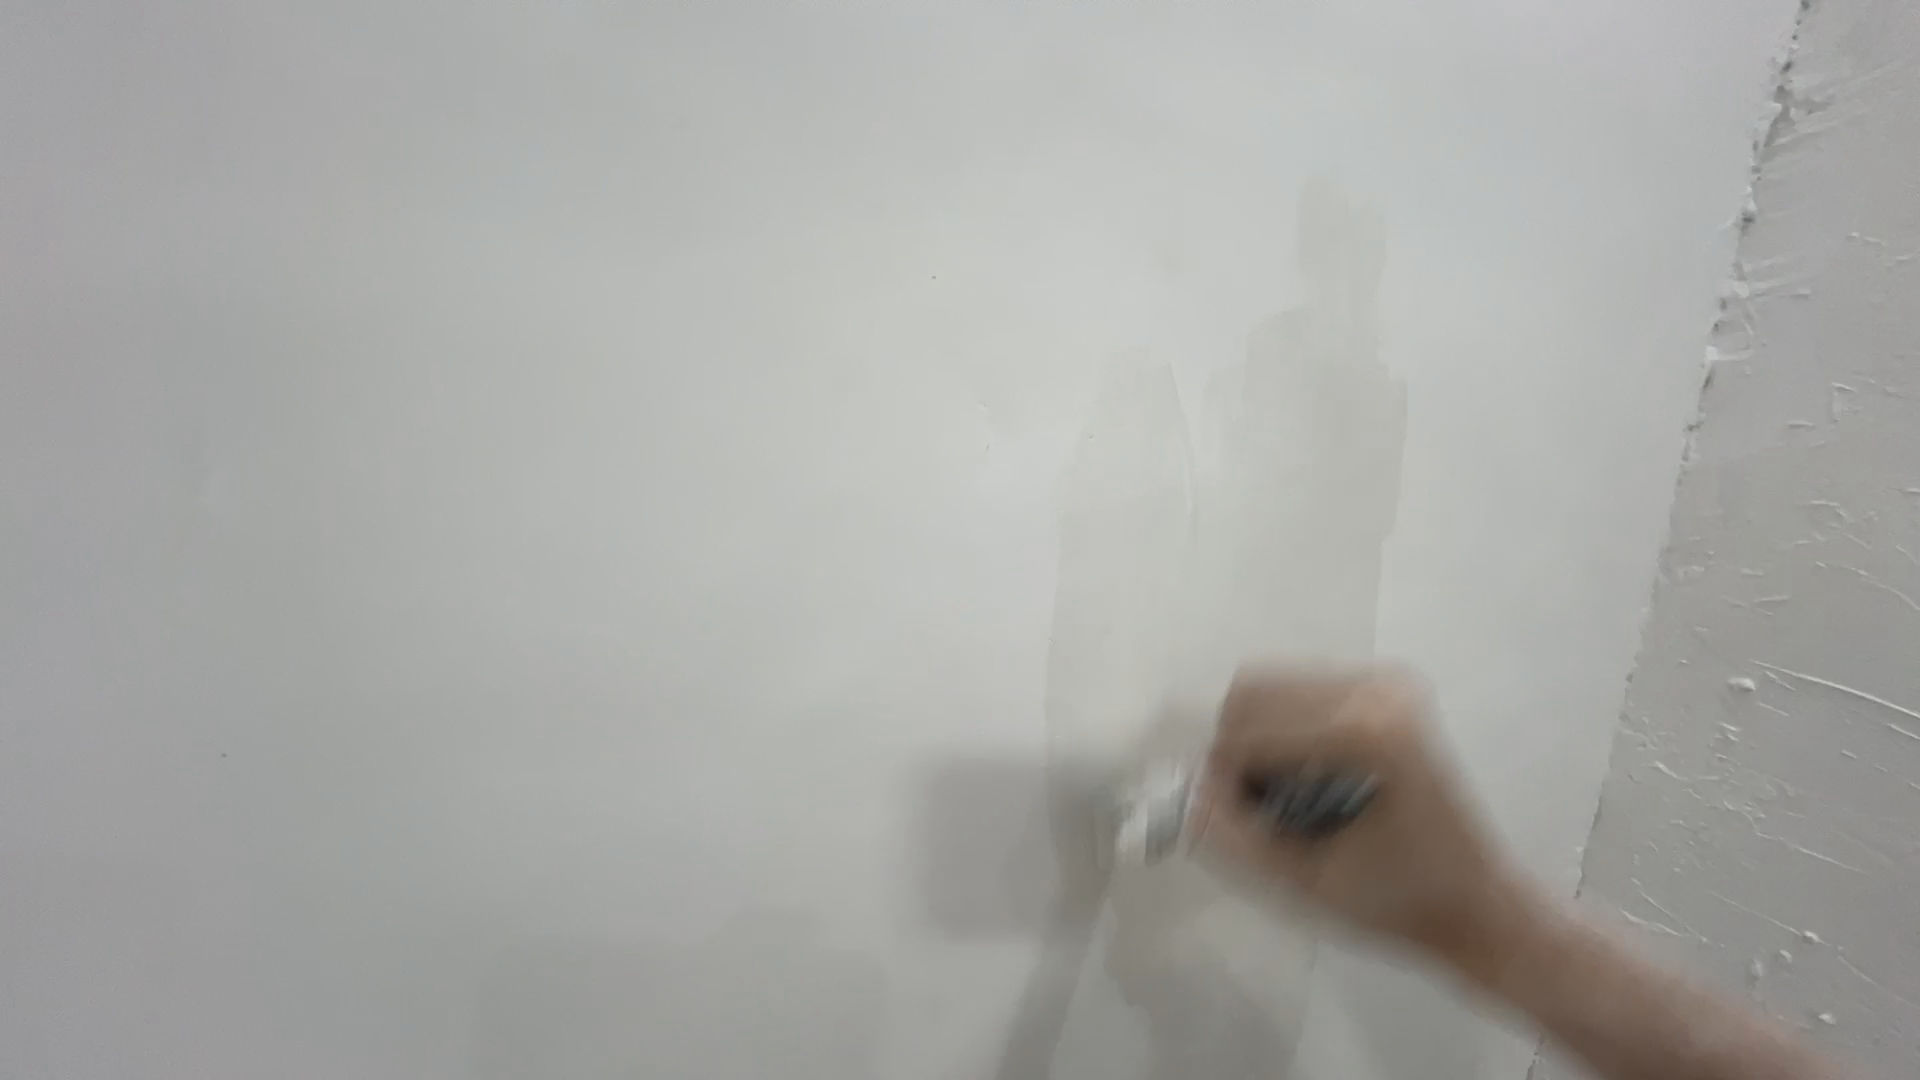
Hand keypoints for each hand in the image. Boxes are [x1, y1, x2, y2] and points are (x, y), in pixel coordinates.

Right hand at [1191, 665, 1537, 973]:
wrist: (1484, 906)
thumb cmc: (1399, 903)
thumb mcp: (1305, 882)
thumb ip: (1237, 836)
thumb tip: (1187, 793)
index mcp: (1369, 734)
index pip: (1251, 729)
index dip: (1227, 774)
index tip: (1230, 813)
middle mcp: (1379, 691)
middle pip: (1253, 691)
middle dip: (1237, 748)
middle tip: (1252, 800)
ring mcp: (1387, 681)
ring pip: (1268, 684)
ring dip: (1255, 735)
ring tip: (1281, 786)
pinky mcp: (1389, 684)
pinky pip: (1297, 687)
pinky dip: (1279, 725)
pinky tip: (1304, 766)